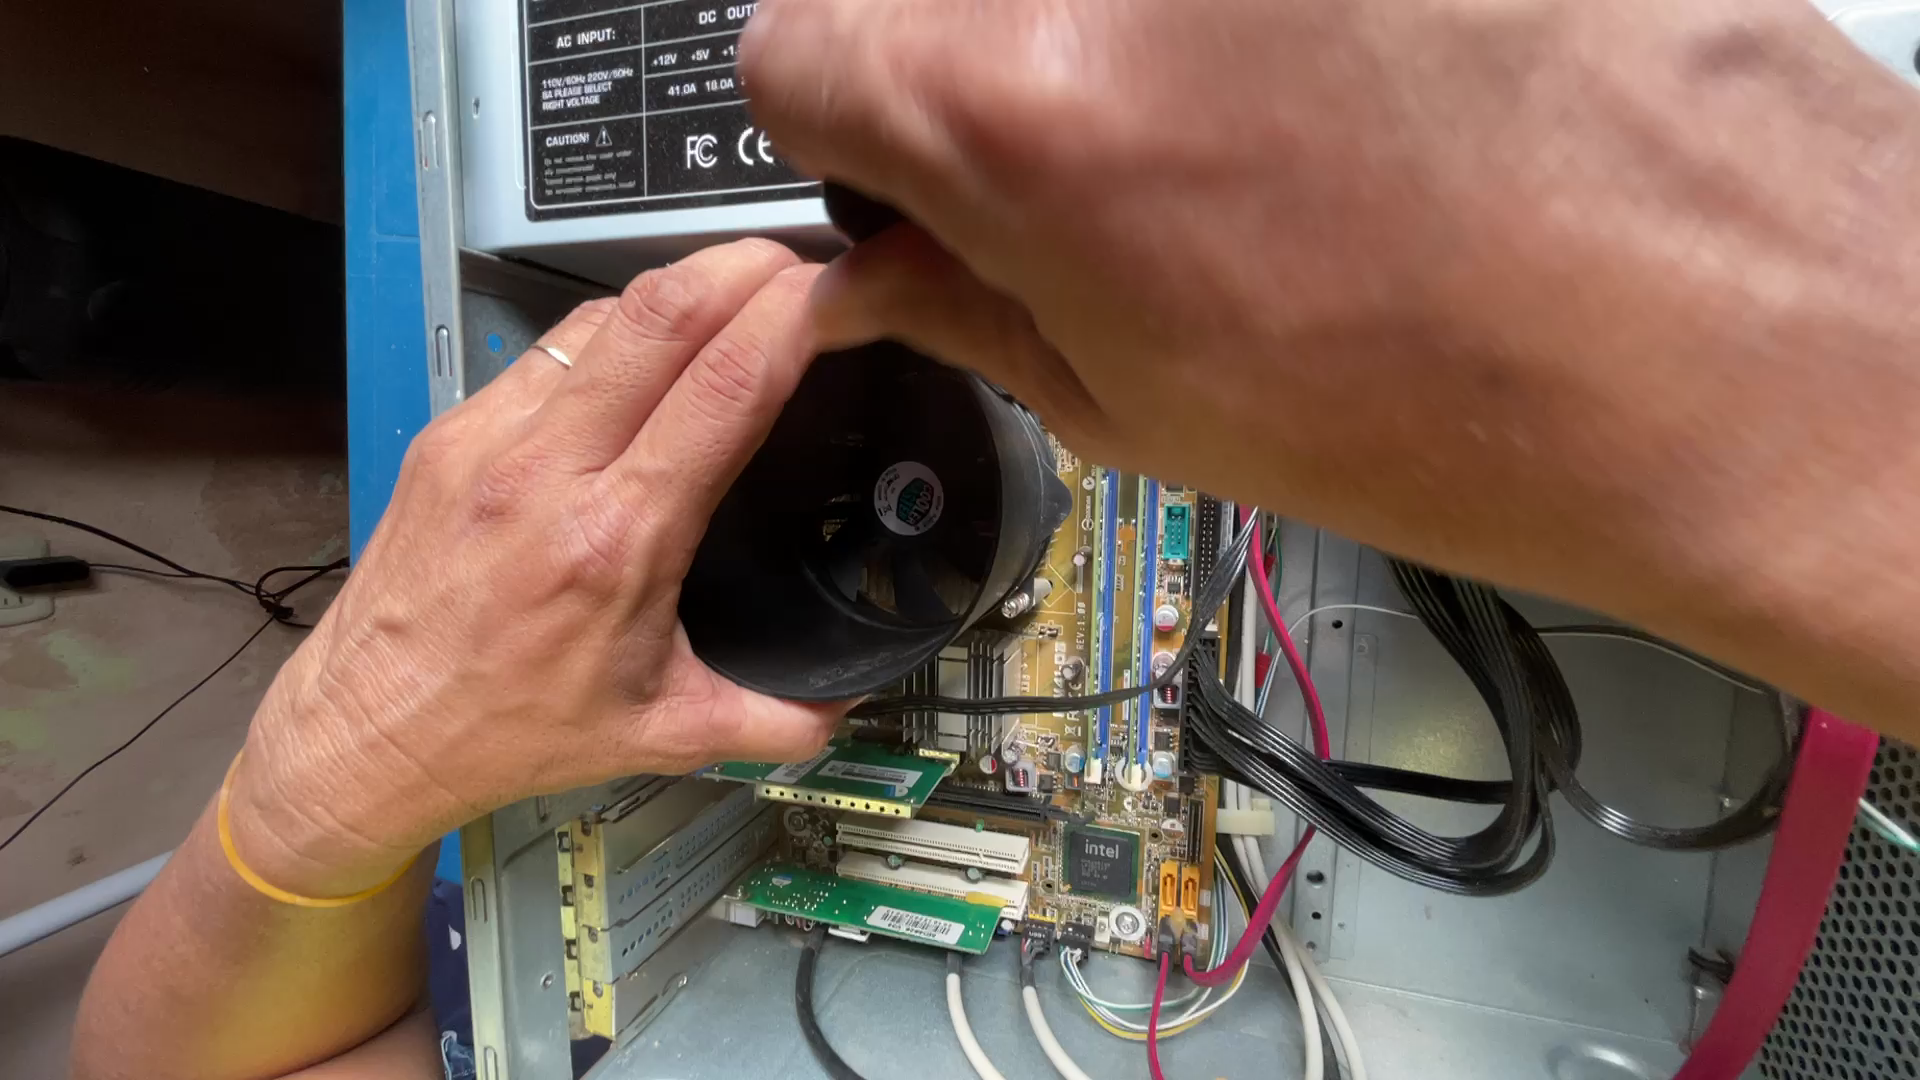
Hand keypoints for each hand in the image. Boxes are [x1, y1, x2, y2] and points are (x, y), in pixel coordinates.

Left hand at [226, 241, 838, 897]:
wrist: (368, 733)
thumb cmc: (520, 731)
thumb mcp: (670, 735)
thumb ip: (779, 722)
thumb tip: (852, 708)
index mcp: (618, 538)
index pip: (722, 387)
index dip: (788, 319)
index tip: (839, 289)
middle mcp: (550, 468)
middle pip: (661, 315)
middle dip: (745, 267)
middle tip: (808, 262)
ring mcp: (490, 436)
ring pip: (606, 313)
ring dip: (688, 283)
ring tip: (747, 288)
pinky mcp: (455, 429)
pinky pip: (558, 345)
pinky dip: (628, 321)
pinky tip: (663, 336)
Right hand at [742, 0, 1919, 723]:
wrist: (1698, 349)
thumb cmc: (1390, 420)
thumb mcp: (1123, 407)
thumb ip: (958, 311)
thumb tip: (858, 281)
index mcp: (1021, 110)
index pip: (792, 54)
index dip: (828, 141)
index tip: (886, 197)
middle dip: (938, 96)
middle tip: (1040, 197)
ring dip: (1068, 57)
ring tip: (1186, 156)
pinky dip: (1185, 28)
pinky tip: (1283, 95)